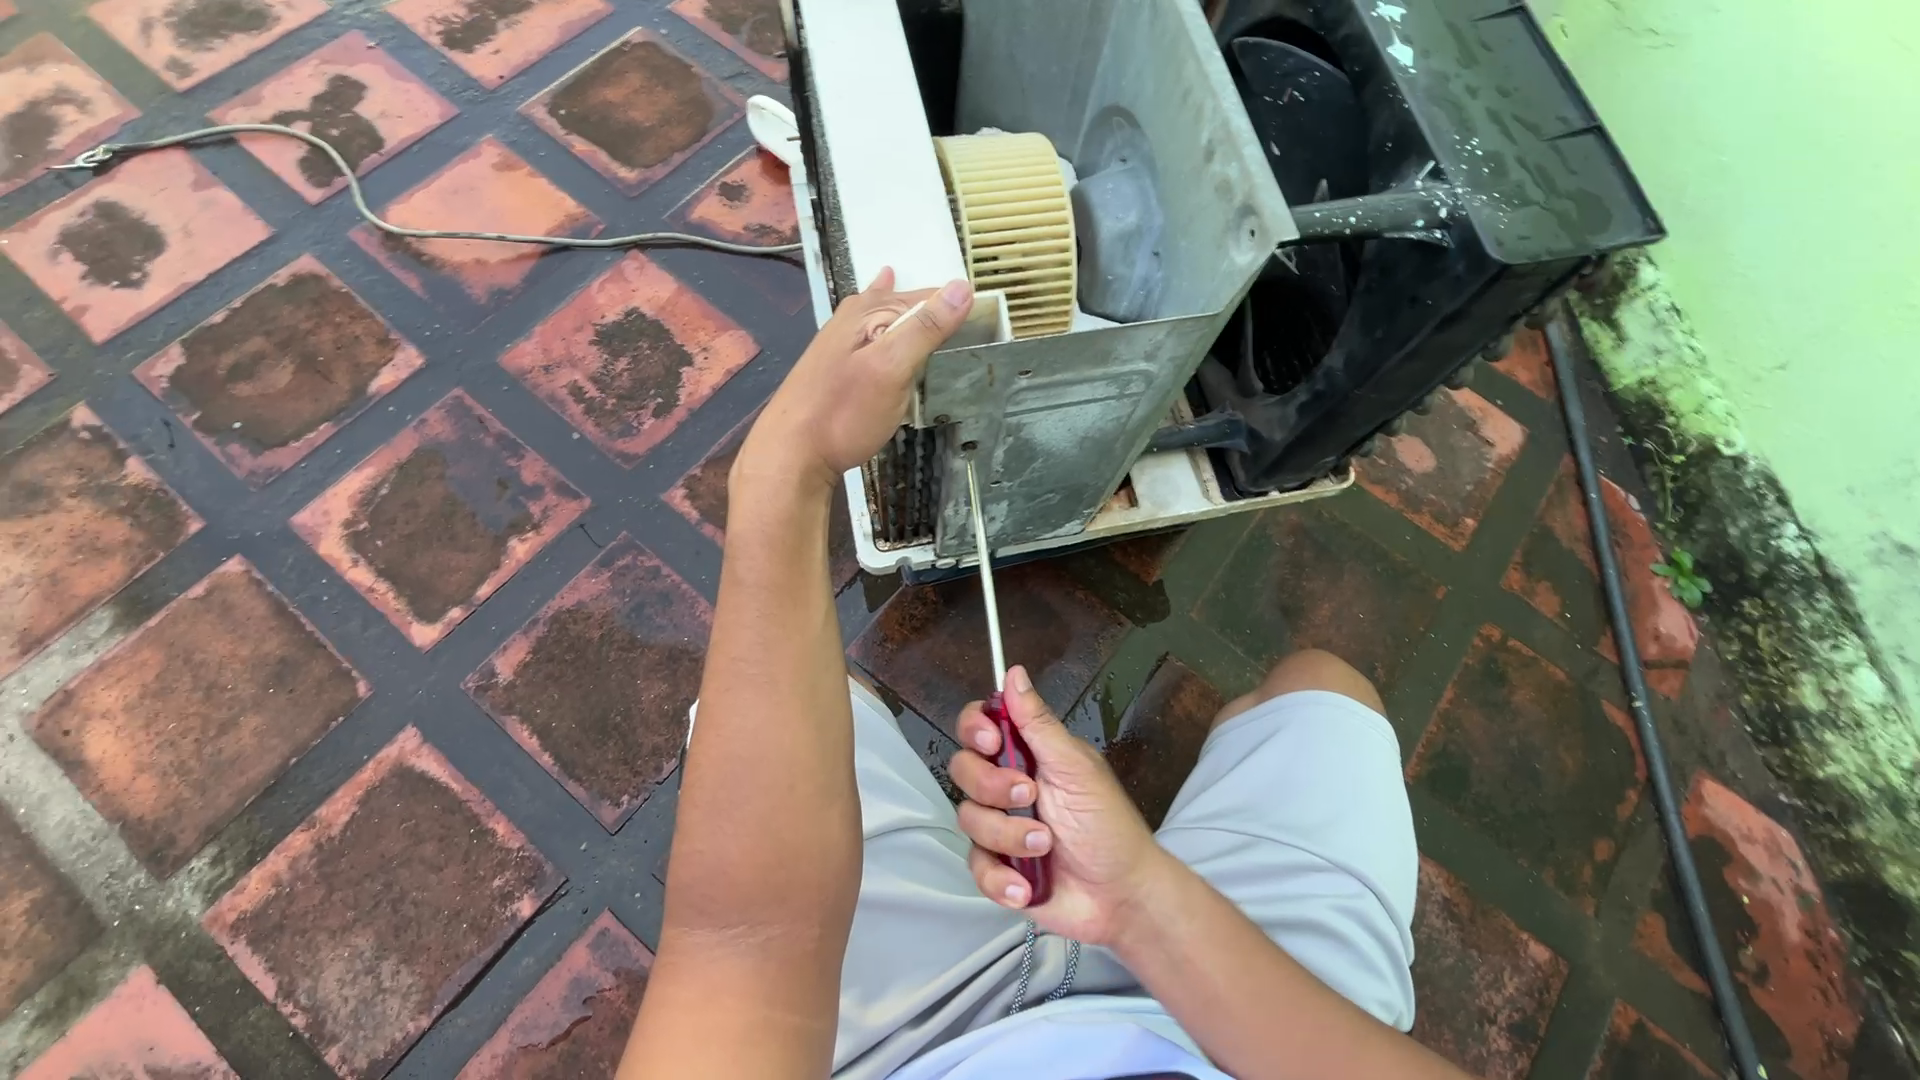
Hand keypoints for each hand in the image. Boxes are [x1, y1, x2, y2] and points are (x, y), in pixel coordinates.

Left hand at [737, 267, 972, 491]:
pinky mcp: (838, 368)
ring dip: (913, 320)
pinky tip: (883, 317)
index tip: (985, 321)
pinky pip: (874, 338)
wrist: (792, 454)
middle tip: (969, 318)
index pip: (928, 296)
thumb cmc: (844, 412)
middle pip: (907, 307)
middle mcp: (852, 318)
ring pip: (889, 323)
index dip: (957, 308)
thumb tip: (962, 286)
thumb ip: (925, 327)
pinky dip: (890, 331)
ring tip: (937, 308)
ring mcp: (842, 343)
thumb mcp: (892, 367)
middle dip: (935, 310)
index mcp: (868, 312)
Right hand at [948, 664, 1173, 945]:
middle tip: (1029, 794)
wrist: (1122, 895)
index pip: (979, 726)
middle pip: (963, 768)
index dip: (974, 728)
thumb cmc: (1108, 824)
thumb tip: (1013, 671)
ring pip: (968, 818)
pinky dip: (999, 878)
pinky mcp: (996, 868)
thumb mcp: (1076, 768)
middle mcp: (1005, 786)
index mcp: (1026, 754)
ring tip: (1045, 846)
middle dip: (991, 785)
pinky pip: (975, 867)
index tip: (991, 742)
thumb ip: (1039, 723)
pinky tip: (1025, 886)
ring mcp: (998, 827)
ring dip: (1007, 835)